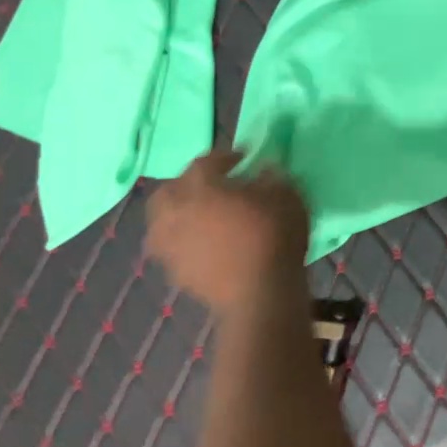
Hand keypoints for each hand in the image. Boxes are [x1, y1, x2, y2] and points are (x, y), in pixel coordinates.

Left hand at [148, 151, 309, 315]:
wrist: (260, 290)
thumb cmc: (275, 235)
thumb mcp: (286, 195)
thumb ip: (271, 177)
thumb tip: (262, 170)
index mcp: (202, 190)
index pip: (203, 163)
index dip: (224, 156)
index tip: (244, 157)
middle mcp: (176, 214)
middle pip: (168, 190)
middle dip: (188, 182)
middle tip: (214, 184)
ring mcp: (169, 245)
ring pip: (160, 220)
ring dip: (178, 211)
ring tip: (203, 213)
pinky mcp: (172, 270)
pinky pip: (169, 245)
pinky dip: (182, 237)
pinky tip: (205, 240)